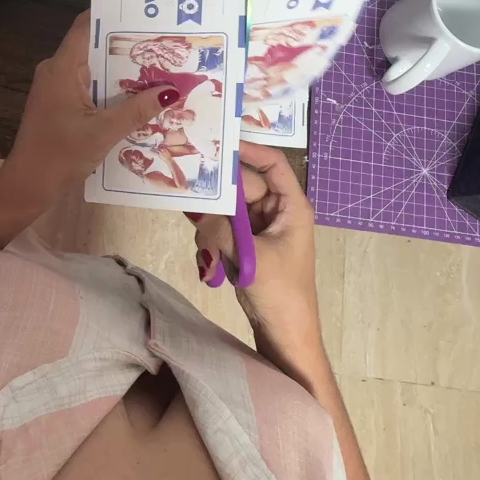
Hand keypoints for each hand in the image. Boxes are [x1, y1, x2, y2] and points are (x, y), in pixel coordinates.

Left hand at [0, 12, 178, 214]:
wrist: (26, 186)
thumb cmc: (59, 156)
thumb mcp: (103, 133)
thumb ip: (138, 110)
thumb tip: (171, 91)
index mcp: (62, 68)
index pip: (87, 25)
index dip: (114, 14)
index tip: (145, 13)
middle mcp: (57, 70)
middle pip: (94, 45)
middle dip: (127, 45)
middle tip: (164, 42)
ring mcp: (57, 87)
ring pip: (94, 68)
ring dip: (122, 70)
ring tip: (159, 67)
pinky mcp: (60, 103)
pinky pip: (90, 85)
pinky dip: (112, 88)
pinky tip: (139, 95)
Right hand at [195, 143, 325, 370]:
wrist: (286, 337)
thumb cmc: (281, 294)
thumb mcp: (251, 257)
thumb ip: (220, 228)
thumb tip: (195, 209)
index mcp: (291, 206)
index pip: (272, 163)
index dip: (248, 149)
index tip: (217, 142)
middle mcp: (276, 211)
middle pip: (242, 186)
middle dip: (218, 194)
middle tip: (187, 190)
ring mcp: (259, 229)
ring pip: (227, 208)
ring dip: (212, 224)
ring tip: (206, 247)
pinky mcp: (245, 245)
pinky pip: (222, 228)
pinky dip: (211, 238)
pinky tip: (206, 257)